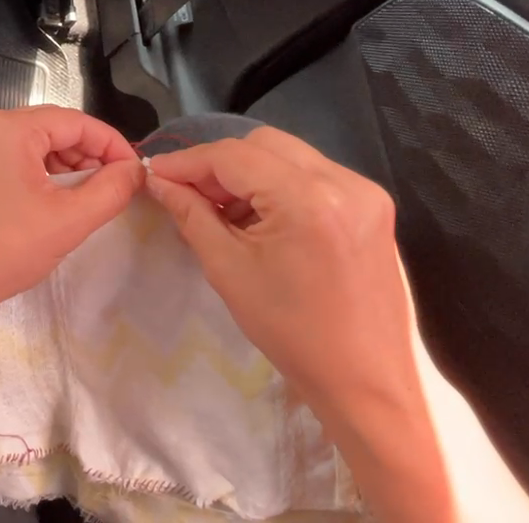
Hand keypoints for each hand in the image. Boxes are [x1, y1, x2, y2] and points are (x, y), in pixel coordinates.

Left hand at [0, 105, 143, 319]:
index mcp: (10, 128)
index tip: (135, 173)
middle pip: (54, 126)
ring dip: (67, 162)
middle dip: (90, 152)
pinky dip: (42, 170)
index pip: (75, 121)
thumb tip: (134, 170)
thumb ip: (110, 190)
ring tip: (89, 194)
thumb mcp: (69, 220)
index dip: (112, 144)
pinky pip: (15, 155)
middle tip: (116, 185)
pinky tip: (57, 196)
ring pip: (35, 141)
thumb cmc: (7, 248)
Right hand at [142, 127, 414, 415]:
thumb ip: (189, 212)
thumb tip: (157, 179)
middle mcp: (343, 183)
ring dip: (248, 172)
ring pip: (287, 154)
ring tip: (225, 210)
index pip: (232, 156)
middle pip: (261, 144)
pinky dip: (278, 183)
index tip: (155, 172)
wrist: (365, 383)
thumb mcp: (227, 268)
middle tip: (190, 194)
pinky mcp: (373, 206)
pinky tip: (262, 218)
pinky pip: (312, 173)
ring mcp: (365, 193)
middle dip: (219, 163)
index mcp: (308, 200)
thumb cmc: (290, 331)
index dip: (187, 161)